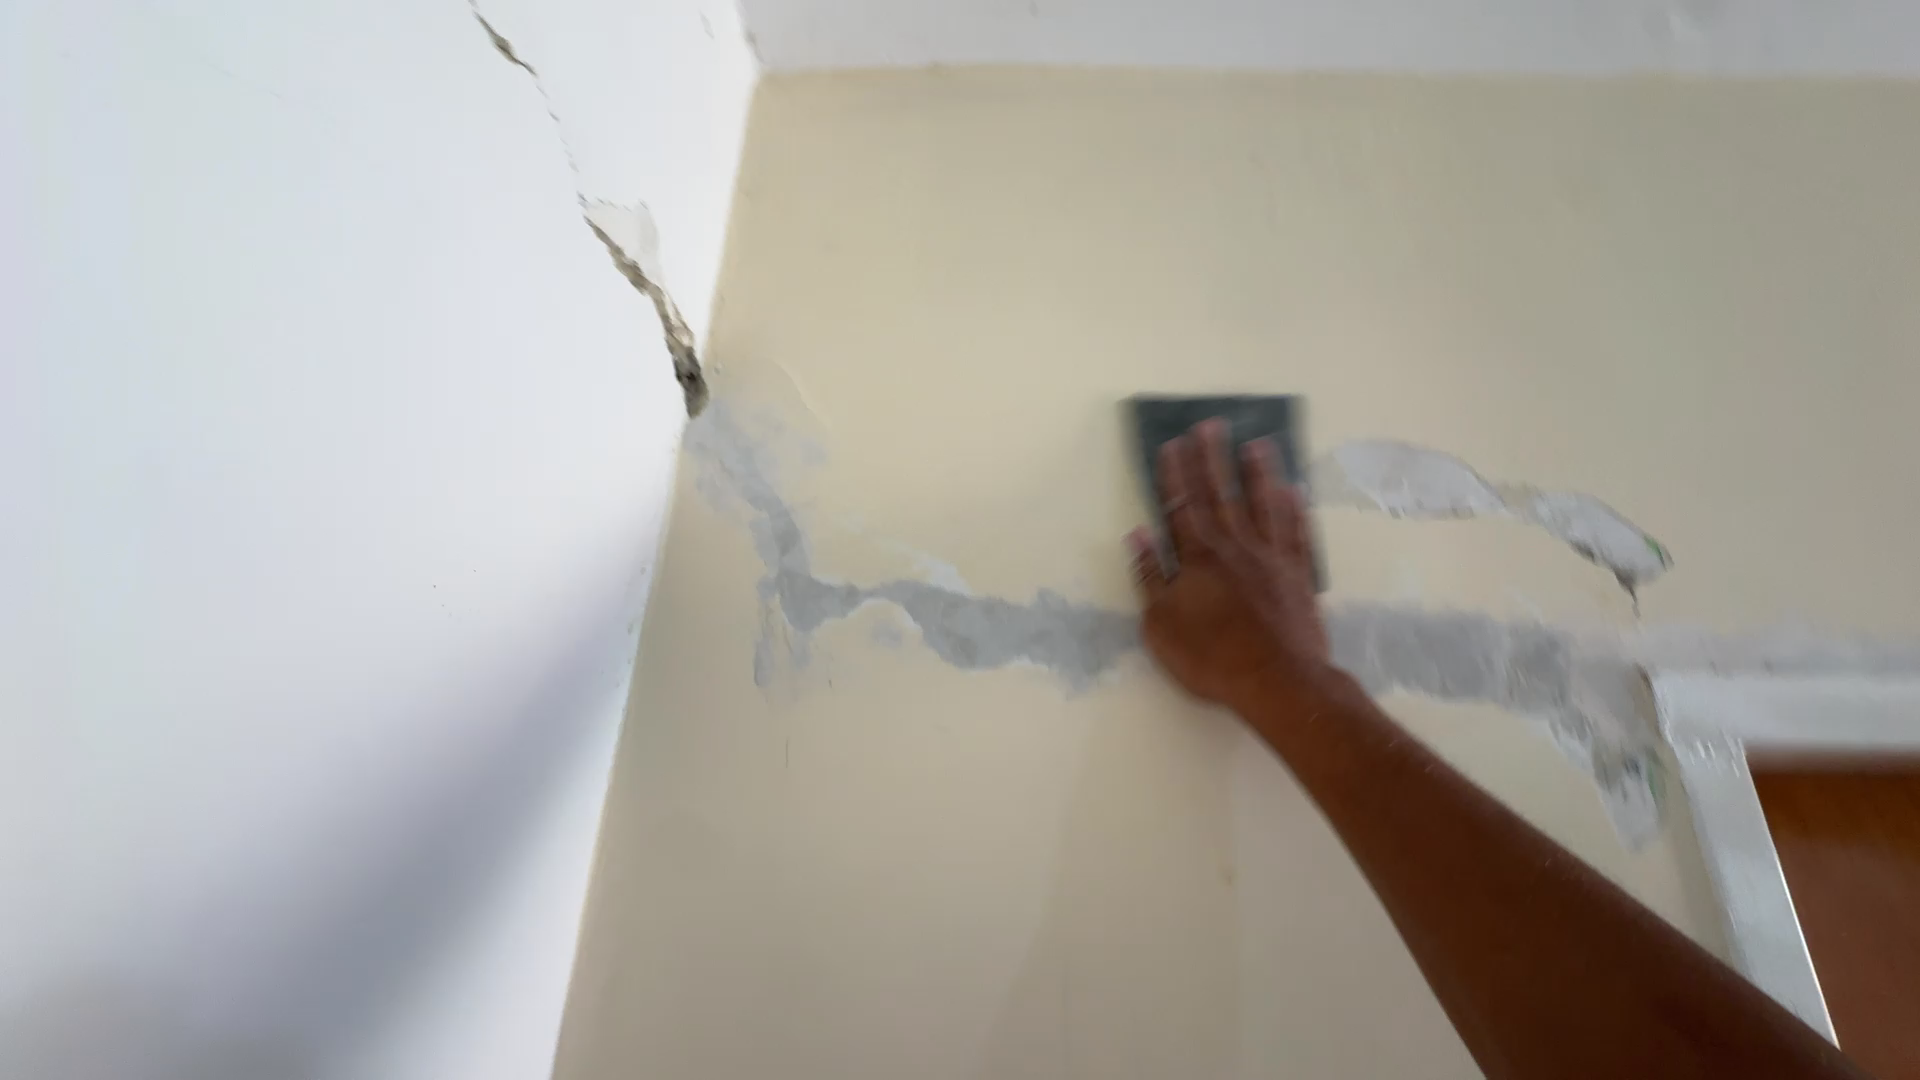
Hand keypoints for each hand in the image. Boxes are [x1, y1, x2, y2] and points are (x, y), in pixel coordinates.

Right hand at [1127, 419, 1330, 709]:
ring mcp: (1272, 559)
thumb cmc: (1210, 656)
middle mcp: (1236, 547)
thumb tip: (1139, 533)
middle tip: (1211, 424)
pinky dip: (1294, 510)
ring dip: (1257, 473)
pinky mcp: (1299, 577)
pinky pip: (1297, 534)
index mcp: (1198, 557)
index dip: (1175, 475)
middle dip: (1212, 459)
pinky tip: (1293, 491)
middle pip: (1220, 496)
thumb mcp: (1160, 623)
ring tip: (1256, 443)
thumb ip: (1150, 575)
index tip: (1172, 443)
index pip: (1182, 506)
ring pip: (1263, 506)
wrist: (1277, 682)